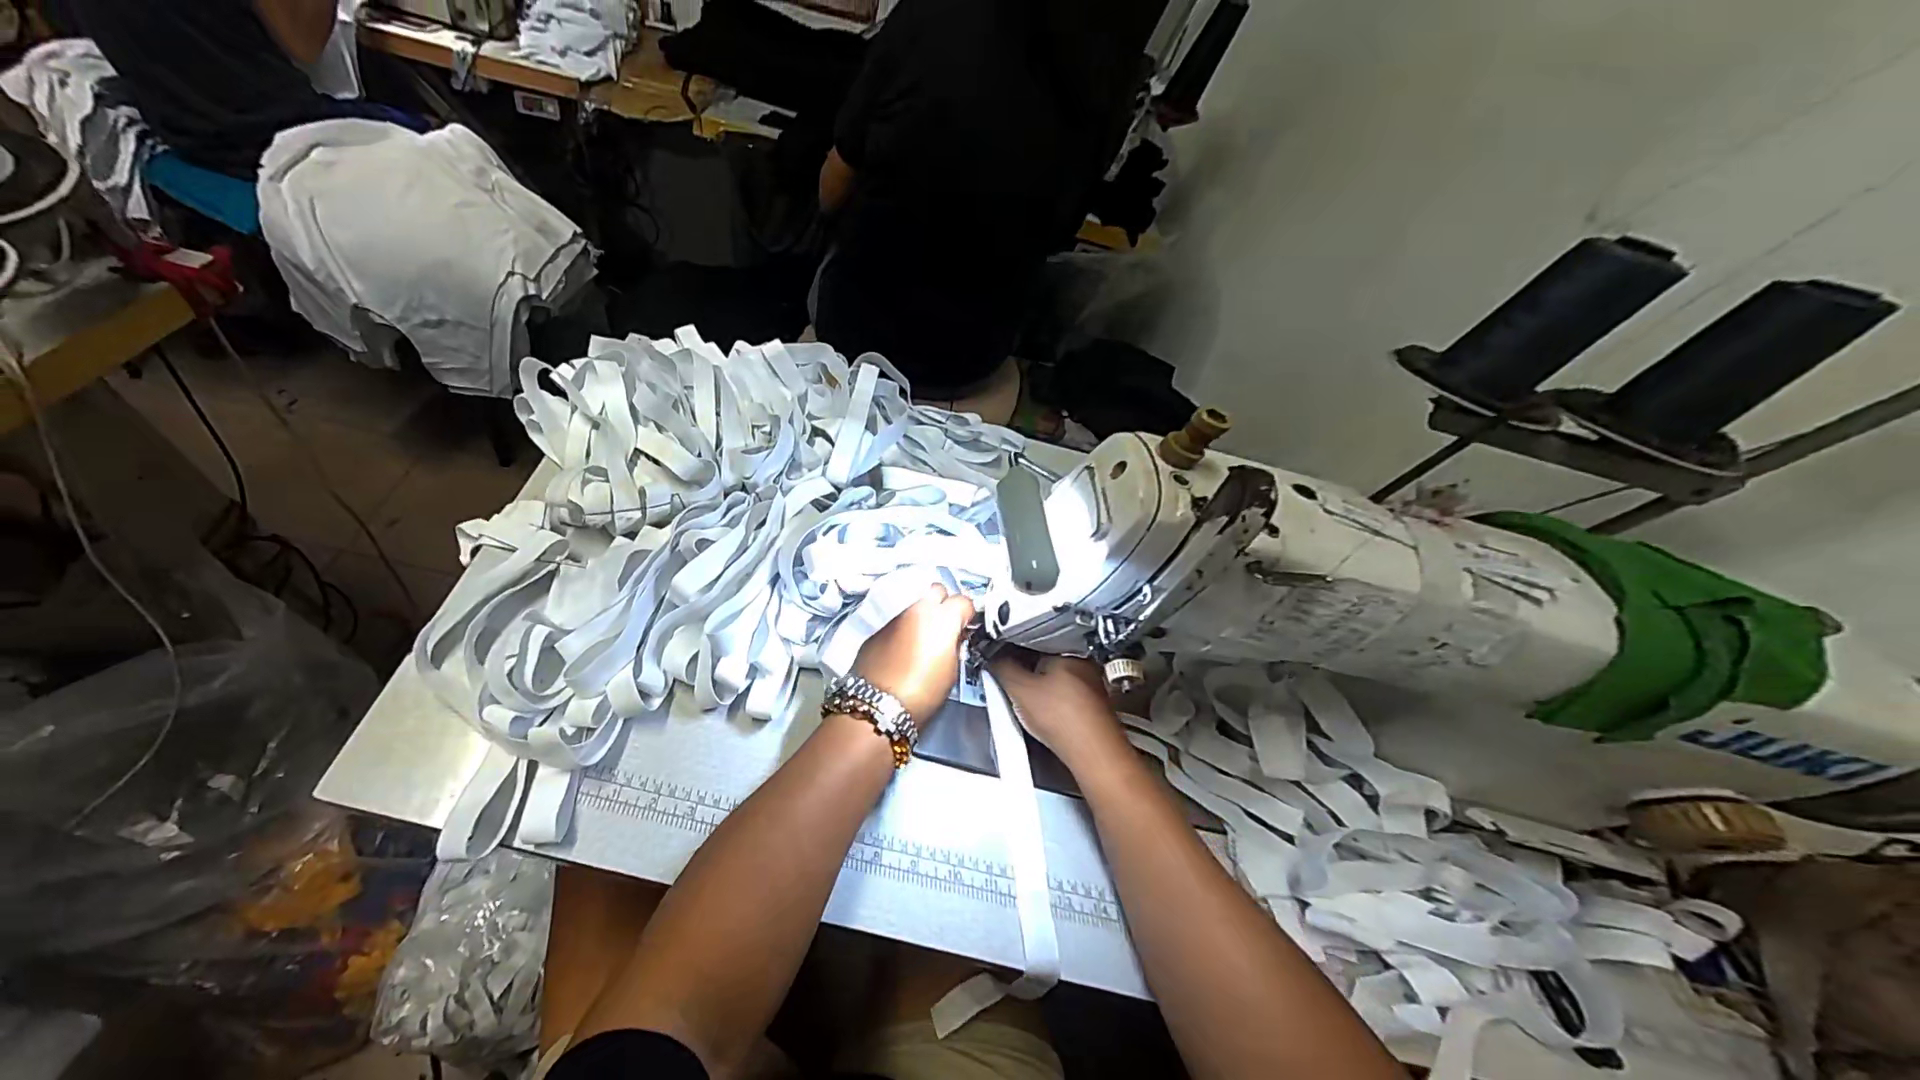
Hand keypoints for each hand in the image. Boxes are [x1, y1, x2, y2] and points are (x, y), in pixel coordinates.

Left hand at [851, 586, 974, 721]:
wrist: (877, 704)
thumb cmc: (924, 692)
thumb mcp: (952, 670)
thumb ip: (956, 645)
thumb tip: (954, 637)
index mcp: (942, 617)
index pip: (964, 601)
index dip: (967, 615)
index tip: (965, 629)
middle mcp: (917, 608)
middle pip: (937, 590)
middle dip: (943, 604)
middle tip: (944, 628)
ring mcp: (894, 616)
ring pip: (914, 605)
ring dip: (921, 617)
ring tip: (921, 642)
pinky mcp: (876, 629)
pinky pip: (897, 621)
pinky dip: (903, 630)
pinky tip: (901, 651)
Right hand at [989, 652, 1126, 768]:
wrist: (1093, 754)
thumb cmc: (1065, 720)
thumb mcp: (1020, 690)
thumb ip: (1001, 669)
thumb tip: (991, 658)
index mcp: (1068, 651)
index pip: (1032, 640)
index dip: (1010, 650)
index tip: (998, 661)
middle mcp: (1084, 665)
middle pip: (1043, 661)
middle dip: (1024, 672)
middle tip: (1010, 686)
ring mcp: (1090, 686)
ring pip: (1054, 681)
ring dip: (1037, 691)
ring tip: (1026, 706)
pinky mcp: (1091, 707)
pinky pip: (1063, 698)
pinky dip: (1051, 705)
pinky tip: (1044, 719)